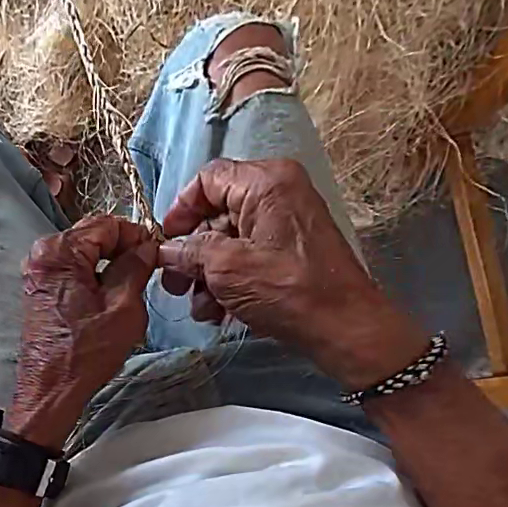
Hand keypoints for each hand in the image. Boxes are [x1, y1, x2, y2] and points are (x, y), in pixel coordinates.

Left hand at [9, 215, 157, 449]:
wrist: (51, 389)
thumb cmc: (85, 353)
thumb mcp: (124, 306)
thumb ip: (136, 267)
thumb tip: (146, 247)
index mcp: (60, 252)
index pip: (106, 223)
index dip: (136, 234)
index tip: (155, 251)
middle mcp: (42, 256)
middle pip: (93, 236)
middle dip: (122, 249)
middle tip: (147, 270)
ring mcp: (37, 274)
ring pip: (84, 255)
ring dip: (108, 265)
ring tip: (130, 289)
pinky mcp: (39, 292)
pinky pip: (72, 272)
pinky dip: (93, 278)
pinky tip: (109, 299)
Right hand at [158, 158, 426, 388]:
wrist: (342, 326)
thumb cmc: (286, 289)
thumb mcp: (226, 268)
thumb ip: (190, 252)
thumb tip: (167, 251)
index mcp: (265, 182)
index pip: (207, 180)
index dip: (180, 210)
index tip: (165, 244)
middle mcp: (277, 194)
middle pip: (215, 214)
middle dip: (191, 254)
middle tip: (175, 286)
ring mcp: (284, 225)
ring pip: (227, 242)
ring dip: (206, 277)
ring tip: (201, 308)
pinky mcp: (288, 253)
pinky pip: (246, 258)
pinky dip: (227, 283)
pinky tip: (219, 312)